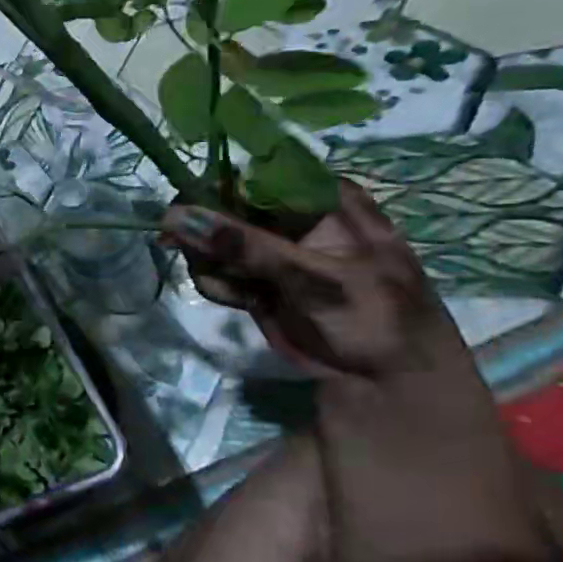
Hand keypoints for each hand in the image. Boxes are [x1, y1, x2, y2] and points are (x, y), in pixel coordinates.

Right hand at [159, 181, 469, 379]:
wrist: (390, 384)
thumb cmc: (374, 319)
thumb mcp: (312, 277)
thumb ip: (243, 245)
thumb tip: (172, 215)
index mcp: (318, 199)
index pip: (249, 177)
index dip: (211, 190)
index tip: (182, 215)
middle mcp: (290, 217)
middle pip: (221, 206)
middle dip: (205, 234)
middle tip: (201, 259)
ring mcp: (270, 249)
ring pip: (210, 239)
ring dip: (209, 264)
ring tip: (237, 289)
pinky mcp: (254, 277)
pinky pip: (215, 269)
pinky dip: (217, 284)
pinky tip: (241, 301)